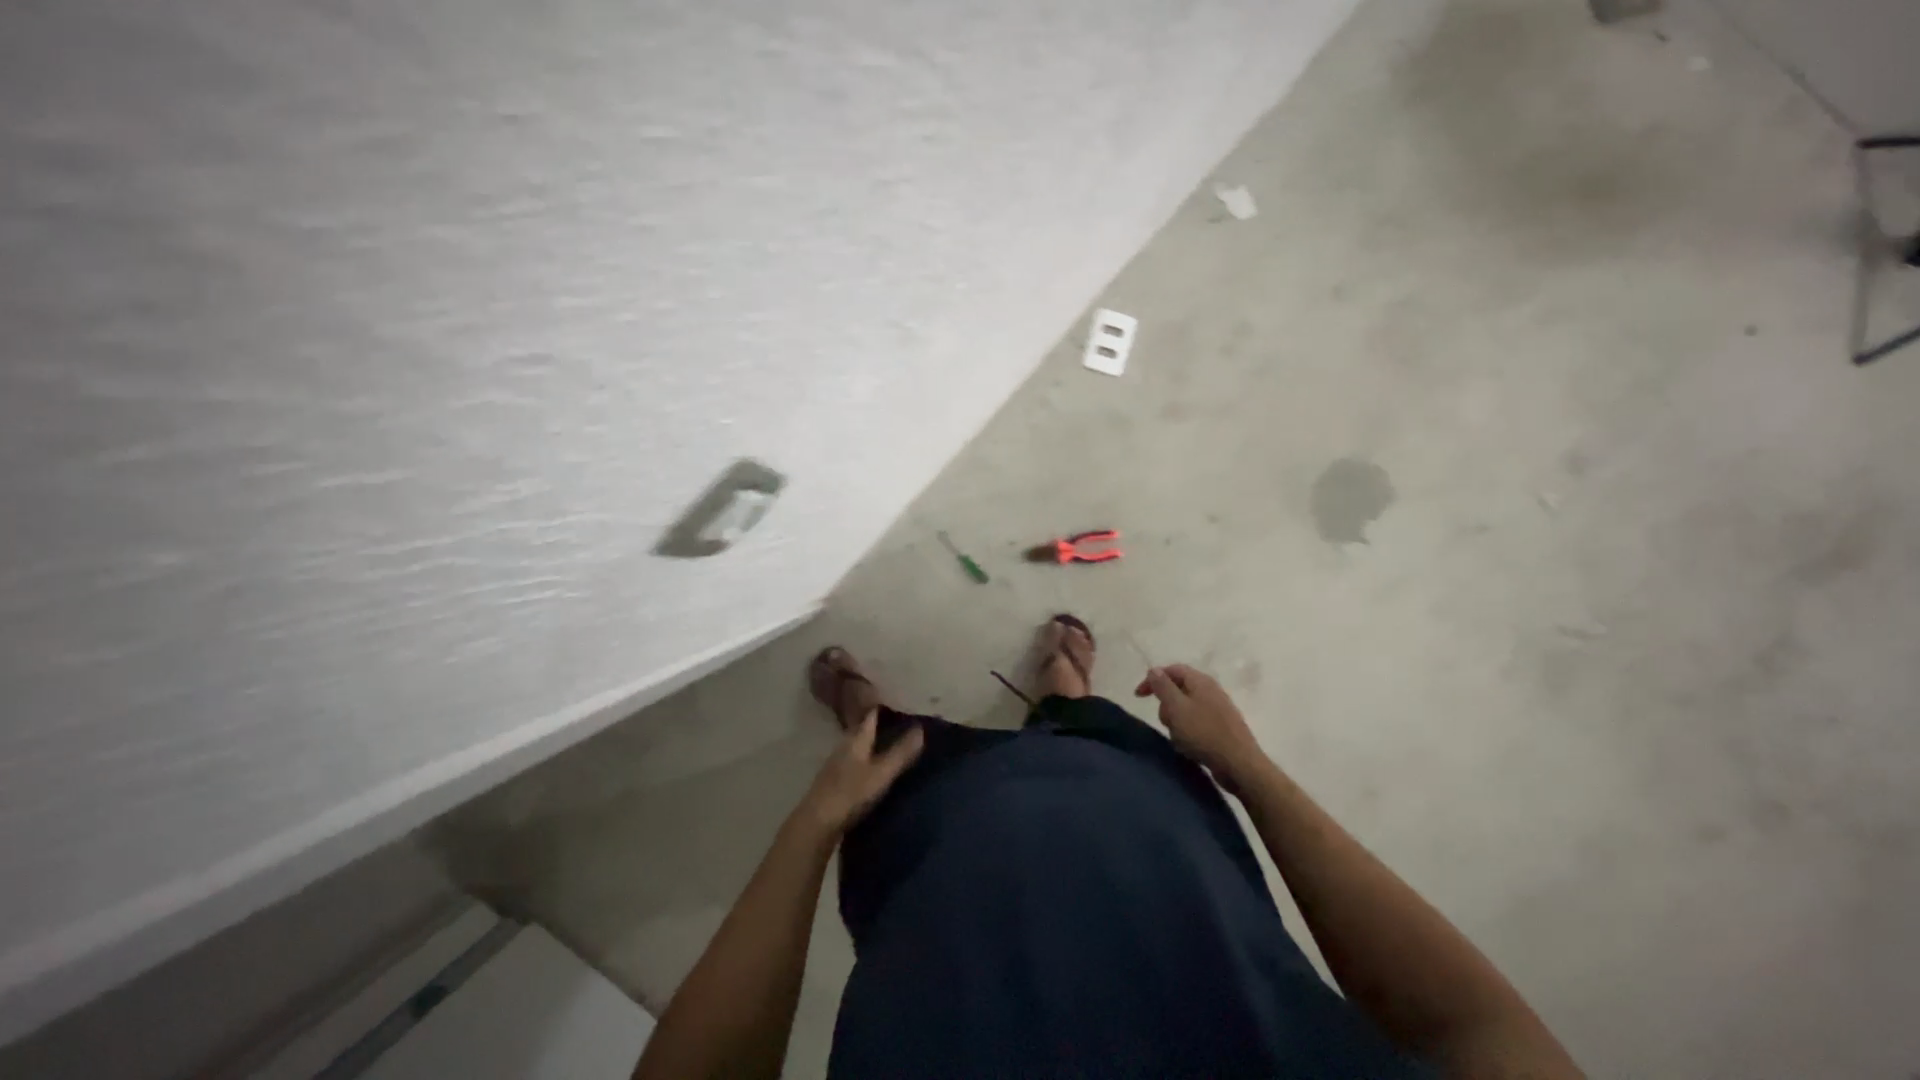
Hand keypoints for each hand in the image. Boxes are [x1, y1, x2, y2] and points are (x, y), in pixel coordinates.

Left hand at [800, 710, 924, 833]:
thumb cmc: (850, 794)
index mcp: (856, 739)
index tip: (901, 698)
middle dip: (882, 723)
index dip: (884, 705)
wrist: (817, 824)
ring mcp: (838, 764)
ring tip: (896, 741)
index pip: (870, 714)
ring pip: (860, 745)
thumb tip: (921, 728)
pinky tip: (878, 766)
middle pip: (864, 729)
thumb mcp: (881, 773)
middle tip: (905, 719)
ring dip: (875, 742)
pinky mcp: (836, 782)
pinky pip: (857, 762)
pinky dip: (869, 759)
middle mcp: (845, 746)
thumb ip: (900, 752)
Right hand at [1134, 664, 1266, 789]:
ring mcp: (1218, 709)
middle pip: (1178, 690)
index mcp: (1201, 681)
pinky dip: (1188, 732)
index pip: (1172, 670)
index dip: (1152, 680)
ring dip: (1176, 723)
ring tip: (1179, 738)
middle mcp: (1211, 691)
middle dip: (1166, 706)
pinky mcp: (1221, 727)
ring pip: (1185, 709)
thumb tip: (1153, 669)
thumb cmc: (1204, 733)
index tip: (1138, 697)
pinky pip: (1196, 724)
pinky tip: (1190, 747)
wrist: (1239, 764)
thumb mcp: (1177, 708)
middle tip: (1166, 722)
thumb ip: (1163, 687)